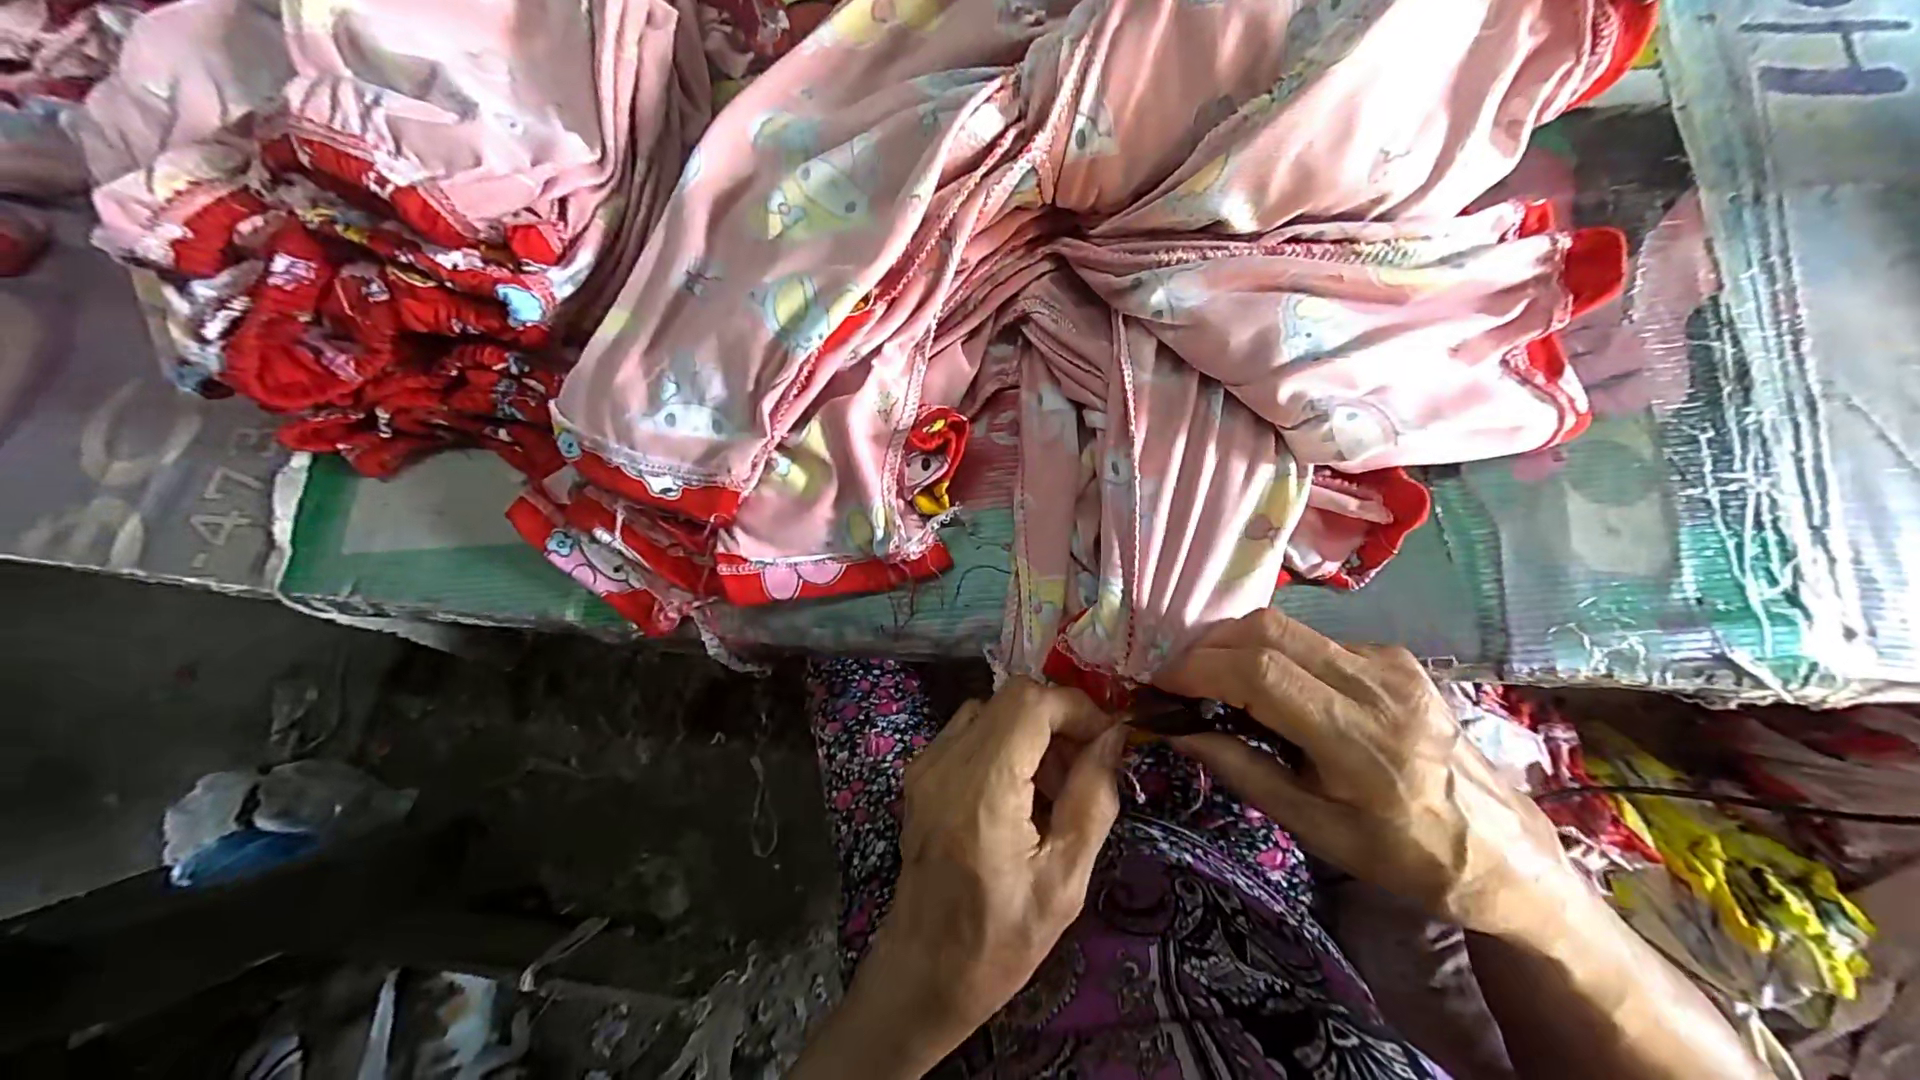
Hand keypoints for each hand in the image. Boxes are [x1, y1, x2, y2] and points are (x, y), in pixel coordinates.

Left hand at [792, 679, 1126, 1078]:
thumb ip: (1093, 798)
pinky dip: (1005, 742)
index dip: (1077, 708)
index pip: (1031, 702)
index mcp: (981, 791)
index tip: (1107, 741)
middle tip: (1085, 768)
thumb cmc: (1000, 940)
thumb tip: (1113, 736)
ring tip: (1054, 788)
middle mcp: (945, 763)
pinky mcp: (920, 771)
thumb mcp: (1065, 881)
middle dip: (1059, 719)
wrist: (922, 971)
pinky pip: (971, 730)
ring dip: (1033, 731)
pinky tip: (1019, 791)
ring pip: (993, 709)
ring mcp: (926, 763)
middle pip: (1013, 696)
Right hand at [1156, 611, 1581, 935]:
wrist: (1509, 855)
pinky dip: (1272, 651)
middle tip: (1178, 677)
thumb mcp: (1317, 830)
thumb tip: (1178, 734)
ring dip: (1235, 643)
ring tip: (1211, 677)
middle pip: (1269, 631)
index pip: (1261, 674)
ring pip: (1288, 625)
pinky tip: (1267, 684)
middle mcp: (1378, 686)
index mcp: (1361, 741)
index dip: (1200, 669)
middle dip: (1208, 646)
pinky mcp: (1396, 658)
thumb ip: (1243, 772)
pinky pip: (1315, 638)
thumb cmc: (1408, 856)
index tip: (1162, 685)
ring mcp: (1391, 665)